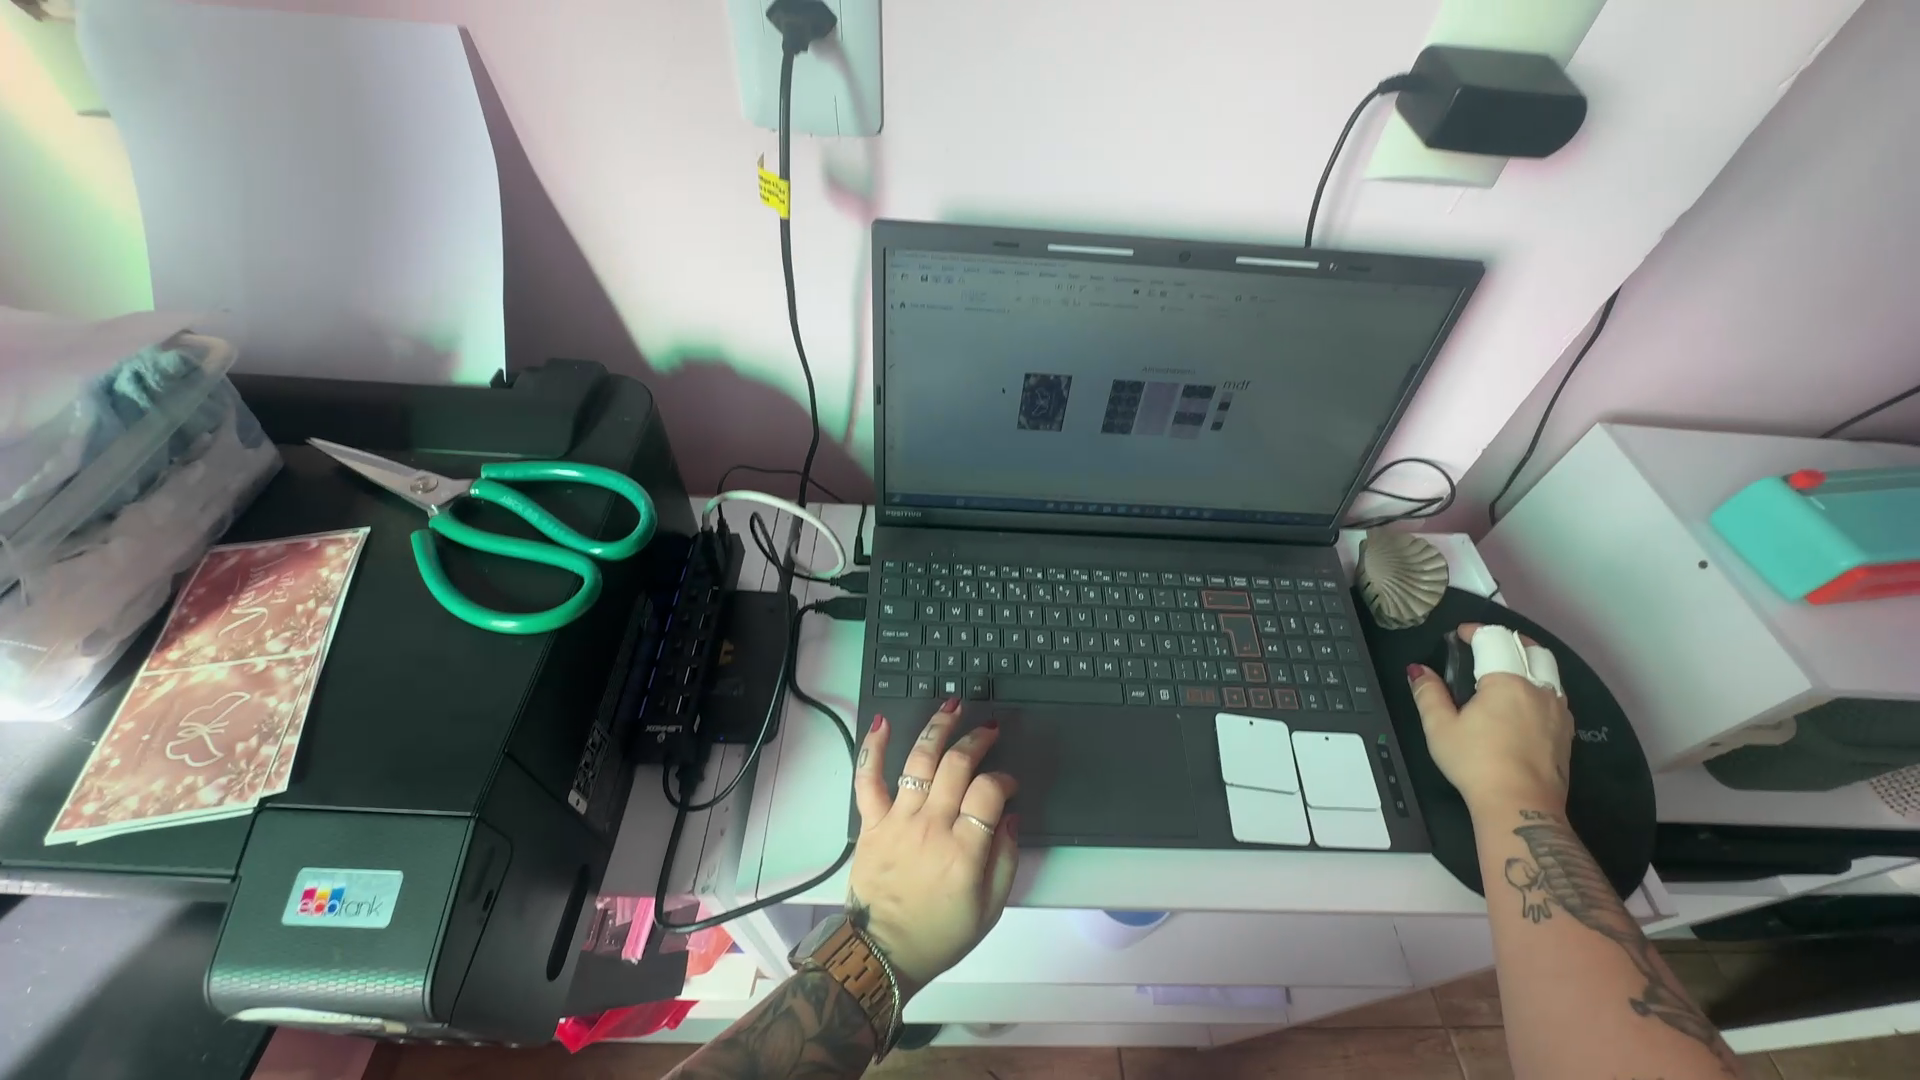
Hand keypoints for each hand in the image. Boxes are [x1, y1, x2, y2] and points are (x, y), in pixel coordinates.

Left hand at [848, 698, 1019, 993]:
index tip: (1009, 784)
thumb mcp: (990, 908)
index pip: (990, 792)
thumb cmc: (941, 933)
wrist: (883, 953)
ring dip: (938, 728)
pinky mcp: (871, 822)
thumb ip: (1006, 858)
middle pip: (957, 765)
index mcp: (964, 850)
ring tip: (953, 705)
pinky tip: (884, 722)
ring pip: (919, 761)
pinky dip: (873, 748)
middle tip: (990, 730)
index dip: (1005, 780)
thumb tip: (1010, 815)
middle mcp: (931, 826)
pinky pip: (868, 779)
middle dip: (978, 740)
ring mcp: (898, 820)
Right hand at [1407, 623, 1573, 815]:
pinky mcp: (1567, 730)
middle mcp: (1539, 689)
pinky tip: (1522, 700)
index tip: (1459, 635)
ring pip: (1549, 669)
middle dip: (1507, 638)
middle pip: (1531, 647)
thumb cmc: (1476, 763)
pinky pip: (1555, 693)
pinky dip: (1538, 684)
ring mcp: (1558, 710)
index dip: (1474, 631)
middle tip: (1484, 644)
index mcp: (1507, 682)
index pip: (1494, 639)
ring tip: (1504, 669)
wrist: (1520, 805)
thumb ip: (1428, 693)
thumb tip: (1418, 671)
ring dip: (1527, 659)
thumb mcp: (1439, 727)